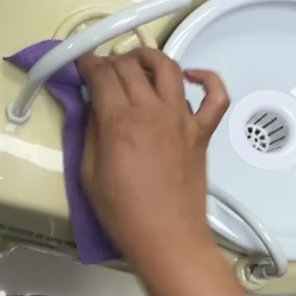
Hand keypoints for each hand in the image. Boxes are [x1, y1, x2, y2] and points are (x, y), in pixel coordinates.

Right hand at [77, 47, 230, 268]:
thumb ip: (91, 132)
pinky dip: (206, 78)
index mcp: (120, 123)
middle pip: (130, 66)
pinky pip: (215, 95)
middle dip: (111, 61)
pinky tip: (190, 77)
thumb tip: (94, 106)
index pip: (101, 74)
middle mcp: (152, 112)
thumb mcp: (88, 173)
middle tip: (102, 70)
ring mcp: (182, 119)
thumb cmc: (122, 213)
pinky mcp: (202, 131)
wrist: (166, 237)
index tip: (80, 62)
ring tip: (136, 63)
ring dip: (148, 57)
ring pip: (168, 68)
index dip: (87, 63)